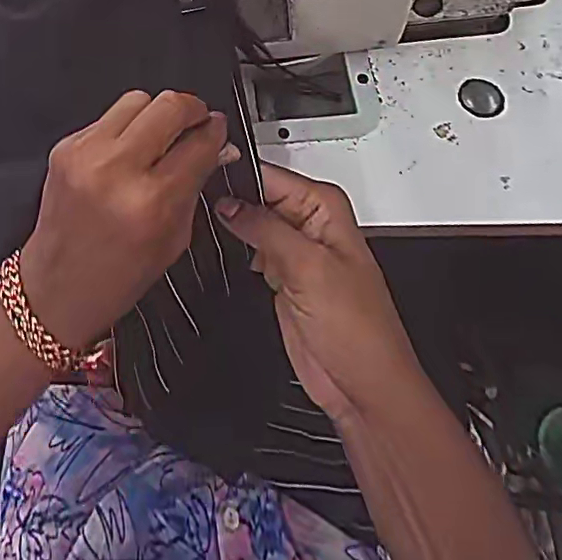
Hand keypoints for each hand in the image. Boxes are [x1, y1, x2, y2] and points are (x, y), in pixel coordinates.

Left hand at [22, 90, 237, 348]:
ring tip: (159, 136)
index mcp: (151, 202)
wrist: (56, 289)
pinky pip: (108, 117)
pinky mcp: (66, 148)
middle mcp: (116, 172)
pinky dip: (125, 128)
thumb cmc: (114, 276)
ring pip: (138, 99)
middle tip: (195, 122)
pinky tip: (127, 152)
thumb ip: (196, 184)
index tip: (218, 128)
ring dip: (156, 114)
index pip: (199, 142)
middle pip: (170, 105)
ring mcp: (86, 155)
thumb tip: (214, 144)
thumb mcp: (174, 238)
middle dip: (191, 110)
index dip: (216, 131)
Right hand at [213, 164, 422, 424]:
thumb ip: (266, 229)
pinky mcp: (282, 277)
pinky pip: (251, 251)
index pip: (271, 176)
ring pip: (251, 224)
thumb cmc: (360, 331)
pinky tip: (221, 252)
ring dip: (231, 227)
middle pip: (258, 196)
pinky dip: (236, 252)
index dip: (238, 176)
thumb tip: (230, 203)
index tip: (206, 180)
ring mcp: (295, 251)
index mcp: (325, 206)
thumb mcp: (309, 268)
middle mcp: (310, 223)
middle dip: (231, 202)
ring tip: (205, 226)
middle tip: (199, 205)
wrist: (362, 385)